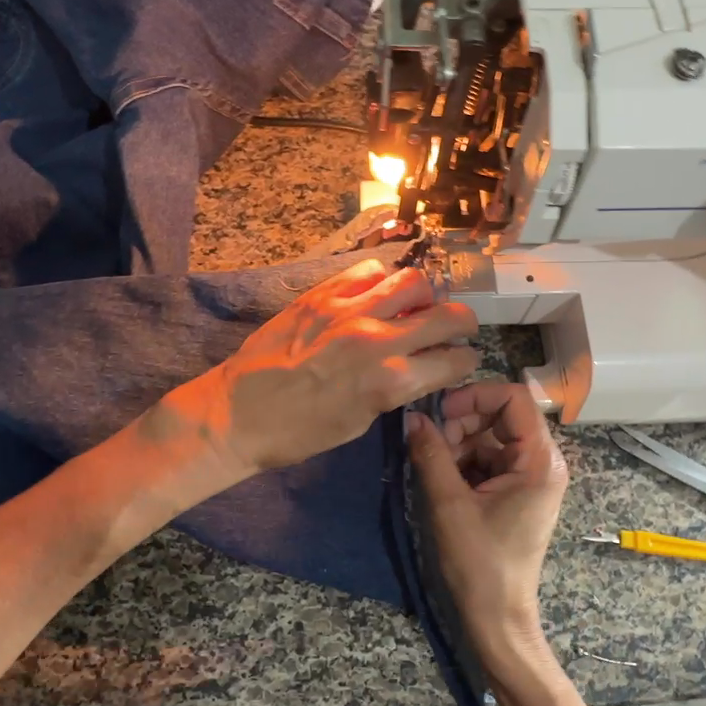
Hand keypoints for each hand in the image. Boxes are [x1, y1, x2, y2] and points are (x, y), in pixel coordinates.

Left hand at [175, 258, 478, 475]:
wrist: (239, 414)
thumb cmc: (299, 433)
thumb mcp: (360, 422)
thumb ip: (394, 390)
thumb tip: (416, 368)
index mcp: (391, 382)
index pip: (454, 359)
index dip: (466, 359)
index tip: (463, 358)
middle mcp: (379, 340)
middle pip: (447, 314)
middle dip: (464, 321)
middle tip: (459, 326)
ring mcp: (349, 311)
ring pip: (412, 281)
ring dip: (425, 294)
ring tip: (416, 304)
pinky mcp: (322, 294)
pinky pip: (368, 271)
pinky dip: (383, 280)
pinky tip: (377, 293)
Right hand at [407, 381, 567, 659]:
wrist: (496, 618)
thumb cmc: (478, 563)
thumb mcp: (449, 504)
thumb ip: (431, 453)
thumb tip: (412, 417)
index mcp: (540, 461)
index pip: (514, 397)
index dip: (474, 395)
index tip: (439, 413)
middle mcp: (542, 463)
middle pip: (501, 415)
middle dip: (461, 422)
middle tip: (429, 443)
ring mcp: (529, 479)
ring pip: (489, 437)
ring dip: (457, 444)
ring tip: (431, 466)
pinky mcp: (514, 494)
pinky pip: (487, 460)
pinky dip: (462, 463)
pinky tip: (440, 480)